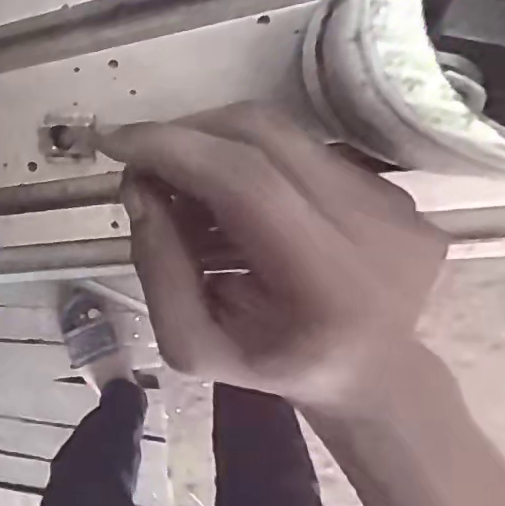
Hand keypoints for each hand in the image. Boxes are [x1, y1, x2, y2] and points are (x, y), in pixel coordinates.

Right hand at [100, 104, 448, 414]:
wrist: (368, 373)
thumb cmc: (272, 365)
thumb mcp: (191, 344)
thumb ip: (157, 269)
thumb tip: (138, 188)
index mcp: (330, 286)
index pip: (246, 181)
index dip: (172, 147)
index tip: (113, 140)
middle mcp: (375, 230)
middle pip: (261, 135)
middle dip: (183, 137)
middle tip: (143, 169)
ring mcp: (392, 203)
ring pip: (275, 131)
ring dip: (209, 144)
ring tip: (184, 189)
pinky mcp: (390, 188)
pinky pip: (294, 146)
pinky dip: (241, 157)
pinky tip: (227, 197)